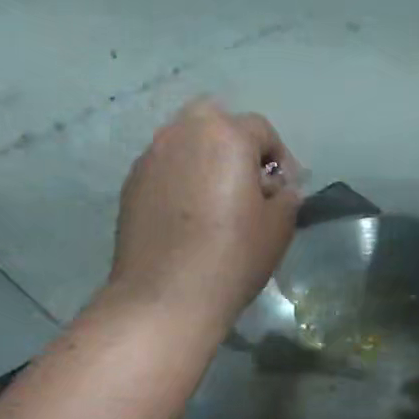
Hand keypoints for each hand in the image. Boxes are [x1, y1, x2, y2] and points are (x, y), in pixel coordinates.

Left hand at [111, 98, 300, 323]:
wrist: (167, 296)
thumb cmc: (232, 257)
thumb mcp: (277, 229)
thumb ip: (286, 198)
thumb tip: (281, 190)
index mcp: (225, 135)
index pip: (261, 129)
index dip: (280, 158)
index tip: (284, 190)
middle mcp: (182, 132)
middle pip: (216, 122)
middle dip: (236, 145)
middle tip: (248, 185)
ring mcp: (151, 156)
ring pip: (185, 143)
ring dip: (206, 161)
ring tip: (217, 202)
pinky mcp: (131, 184)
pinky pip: (165, 169)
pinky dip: (181, 181)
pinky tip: (189, 218)